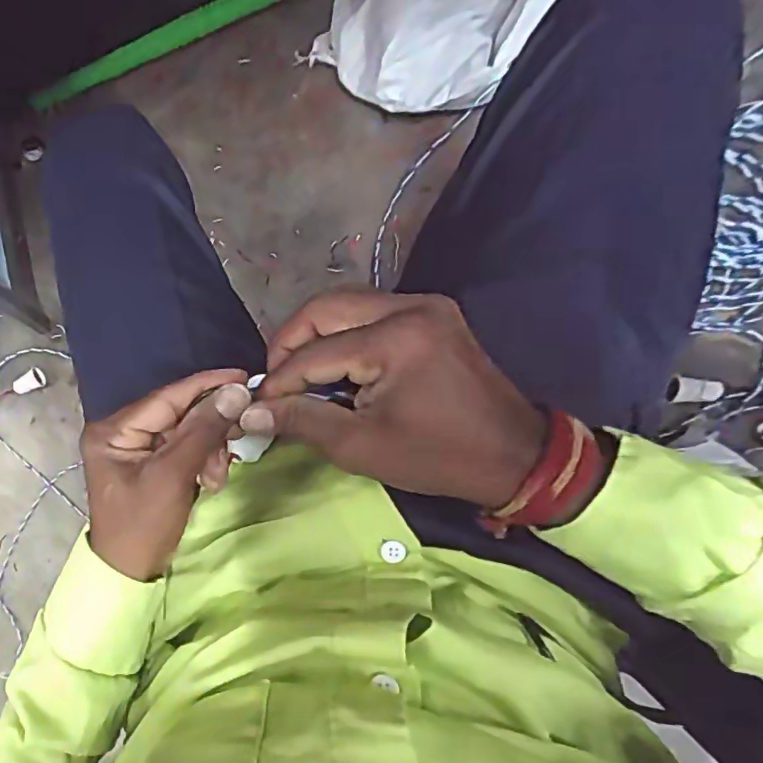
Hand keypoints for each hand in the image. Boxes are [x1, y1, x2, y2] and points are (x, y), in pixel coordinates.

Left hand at [83, 368, 251, 580]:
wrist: (131, 573)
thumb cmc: (143, 525)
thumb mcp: (173, 476)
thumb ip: (202, 431)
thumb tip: (235, 391)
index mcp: (113, 430)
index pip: (166, 396)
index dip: (205, 385)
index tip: (243, 377)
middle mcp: (121, 432)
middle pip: (178, 413)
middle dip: (210, 430)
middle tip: (234, 445)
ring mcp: (136, 450)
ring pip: (187, 432)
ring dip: (209, 451)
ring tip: (215, 479)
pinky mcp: (151, 466)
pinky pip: (185, 451)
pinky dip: (202, 463)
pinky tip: (210, 483)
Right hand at [243, 289, 545, 506]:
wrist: (513, 455)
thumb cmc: (435, 457)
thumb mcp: (360, 446)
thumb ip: (302, 421)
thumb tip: (250, 412)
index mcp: (394, 339)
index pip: (312, 352)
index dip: (277, 381)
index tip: (256, 406)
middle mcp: (409, 307)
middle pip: (323, 308)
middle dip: (289, 344)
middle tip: (275, 383)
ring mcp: (425, 305)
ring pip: (345, 305)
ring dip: (314, 337)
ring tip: (299, 377)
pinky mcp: (432, 315)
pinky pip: (370, 314)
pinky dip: (342, 337)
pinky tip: (335, 368)